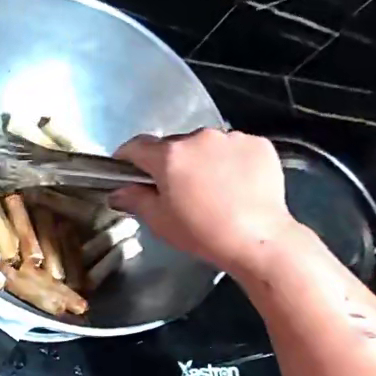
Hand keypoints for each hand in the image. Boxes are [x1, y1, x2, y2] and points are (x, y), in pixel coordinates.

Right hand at [108, 129, 299, 273]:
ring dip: (201, 161)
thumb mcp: (159, 221)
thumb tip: (118, 192)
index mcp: (169, 156)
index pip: (136, 146)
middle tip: (175, 191)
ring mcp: (231, 138)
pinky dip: (230, 162)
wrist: (257, 238)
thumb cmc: (201, 232)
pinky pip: (234, 148)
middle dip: (170, 163)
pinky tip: (235, 186)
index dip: (127, 158)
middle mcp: (199, 138)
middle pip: (174, 145)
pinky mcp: (258, 144)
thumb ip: (135, 200)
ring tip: (210, 190)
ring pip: (206, 145)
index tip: (126, 170)